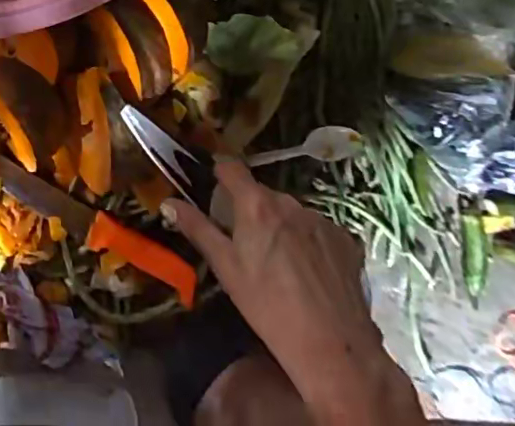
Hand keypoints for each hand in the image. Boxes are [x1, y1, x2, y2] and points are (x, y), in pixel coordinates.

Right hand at [165, 162, 423, 425]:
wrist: (334, 348)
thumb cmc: (269, 307)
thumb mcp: (226, 269)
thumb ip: (197, 229)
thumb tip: (168, 202)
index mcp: (257, 205)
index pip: (232, 168)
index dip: (219, 171)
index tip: (212, 182)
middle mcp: (290, 202)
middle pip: (262, 194)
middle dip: (251, 209)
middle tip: (245, 243)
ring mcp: (321, 219)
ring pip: (290, 212)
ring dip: (280, 225)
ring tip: (280, 264)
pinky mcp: (345, 239)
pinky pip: (317, 229)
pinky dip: (309, 241)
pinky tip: (309, 273)